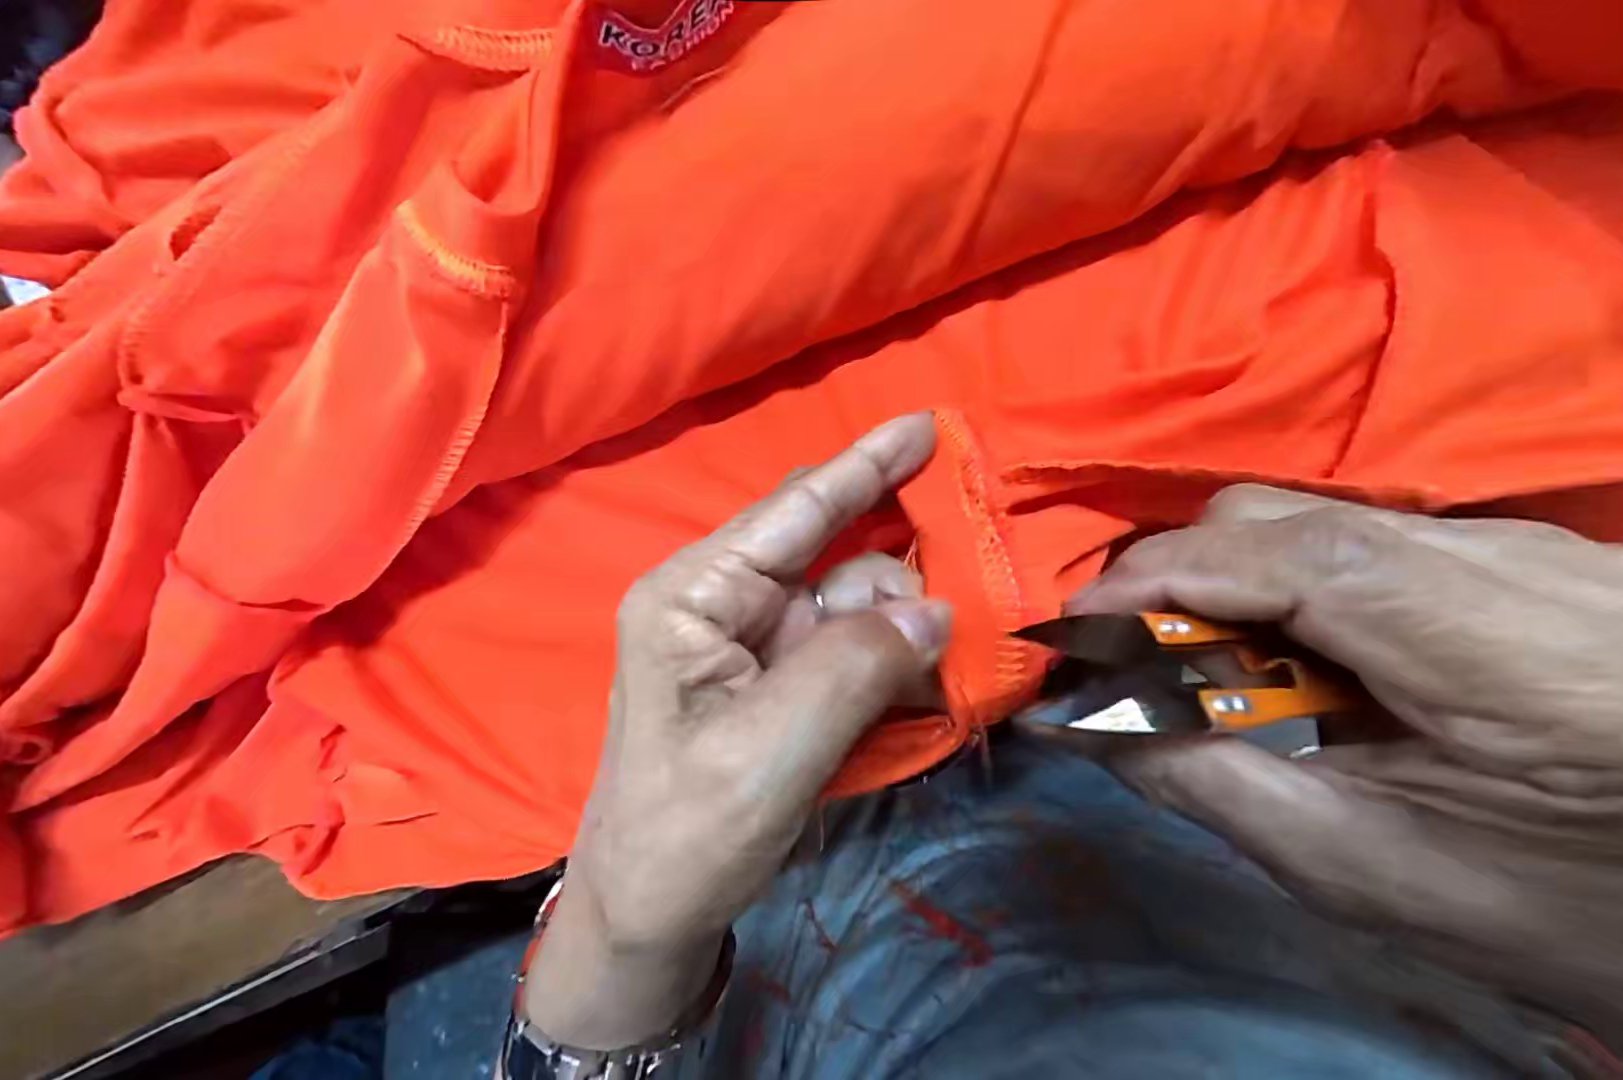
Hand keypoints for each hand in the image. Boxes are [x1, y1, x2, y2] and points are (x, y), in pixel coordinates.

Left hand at [525, 414, 951, 1047]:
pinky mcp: (789, 676)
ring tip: (947, 666)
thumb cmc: (686, 830)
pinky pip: (861, 645)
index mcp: (698, 593)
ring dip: (907, 627)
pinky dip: (898, 658)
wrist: (654, 911)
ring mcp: (764, 638)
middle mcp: (730, 599)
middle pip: (837, 552)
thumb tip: (935, 610)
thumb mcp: (770, 748)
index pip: (796, 508)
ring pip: (859, 602)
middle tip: (968, 587)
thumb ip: (857, 667)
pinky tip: (928, 682)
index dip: (865, 464)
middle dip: (902, 567)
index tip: (926, 425)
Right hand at [1048, 484, 1622, 1068]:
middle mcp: (1588, 582)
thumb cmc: (1528, 920)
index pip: (1329, 568)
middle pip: (1319, 524)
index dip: (1182, 572)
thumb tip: (1077, 714)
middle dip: (1189, 571)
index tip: (1087, 615)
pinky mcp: (1555, 541)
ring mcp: (1579, 546)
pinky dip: (1295, 573)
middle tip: (1129, 640)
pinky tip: (1301, 635)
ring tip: (1212, 644)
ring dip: (1238, 572)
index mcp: (1567, 685)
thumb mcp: (1343, 870)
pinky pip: (1373, 529)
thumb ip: (1197, 778)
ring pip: (1335, 515)